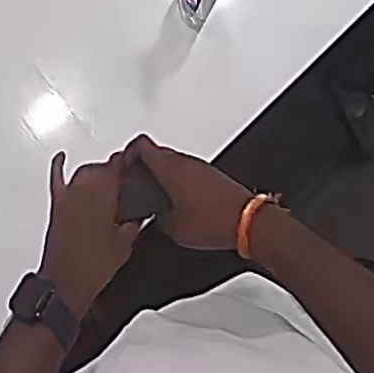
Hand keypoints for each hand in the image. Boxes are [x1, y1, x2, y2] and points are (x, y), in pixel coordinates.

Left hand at [38, 152, 140, 312]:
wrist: (67, 282)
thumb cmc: (95, 265)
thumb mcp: (125, 244)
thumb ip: (133, 221)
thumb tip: (137, 212)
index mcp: (104, 194)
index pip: (117, 167)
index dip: (127, 165)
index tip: (134, 165)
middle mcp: (85, 188)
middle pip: (101, 169)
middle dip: (113, 173)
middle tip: (124, 183)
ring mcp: (69, 194)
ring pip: (84, 172)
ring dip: (95, 173)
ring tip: (106, 182)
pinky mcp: (57, 202)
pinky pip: (57, 177)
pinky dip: (59, 165)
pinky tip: (61, 157)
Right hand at [122, 135, 252, 251]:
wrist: (249, 223)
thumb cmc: (215, 222)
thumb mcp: (174, 229)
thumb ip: (157, 218)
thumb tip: (154, 218)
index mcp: (169, 167)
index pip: (140, 143)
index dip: (128, 152)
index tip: (124, 164)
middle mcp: (183, 161)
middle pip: (155, 151)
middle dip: (144, 165)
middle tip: (139, 180)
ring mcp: (199, 166)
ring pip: (172, 161)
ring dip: (163, 172)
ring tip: (160, 194)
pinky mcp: (211, 174)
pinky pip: (188, 170)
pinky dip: (180, 180)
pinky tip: (182, 201)